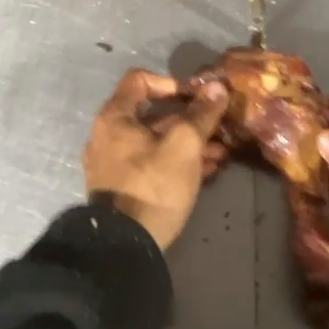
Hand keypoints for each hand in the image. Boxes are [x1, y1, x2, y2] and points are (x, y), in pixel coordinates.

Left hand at [83, 68, 228, 249]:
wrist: (123, 249)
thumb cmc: (152, 186)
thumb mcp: (184, 146)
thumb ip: (201, 114)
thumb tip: (217, 86)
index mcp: (115, 118)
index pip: (140, 80)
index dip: (171, 82)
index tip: (195, 97)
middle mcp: (108, 136)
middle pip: (152, 114)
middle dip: (189, 119)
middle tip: (217, 126)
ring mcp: (113, 165)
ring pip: (156, 142)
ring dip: (188, 143)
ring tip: (220, 152)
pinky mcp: (122, 189)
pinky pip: (152, 164)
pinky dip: (177, 162)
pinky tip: (207, 171)